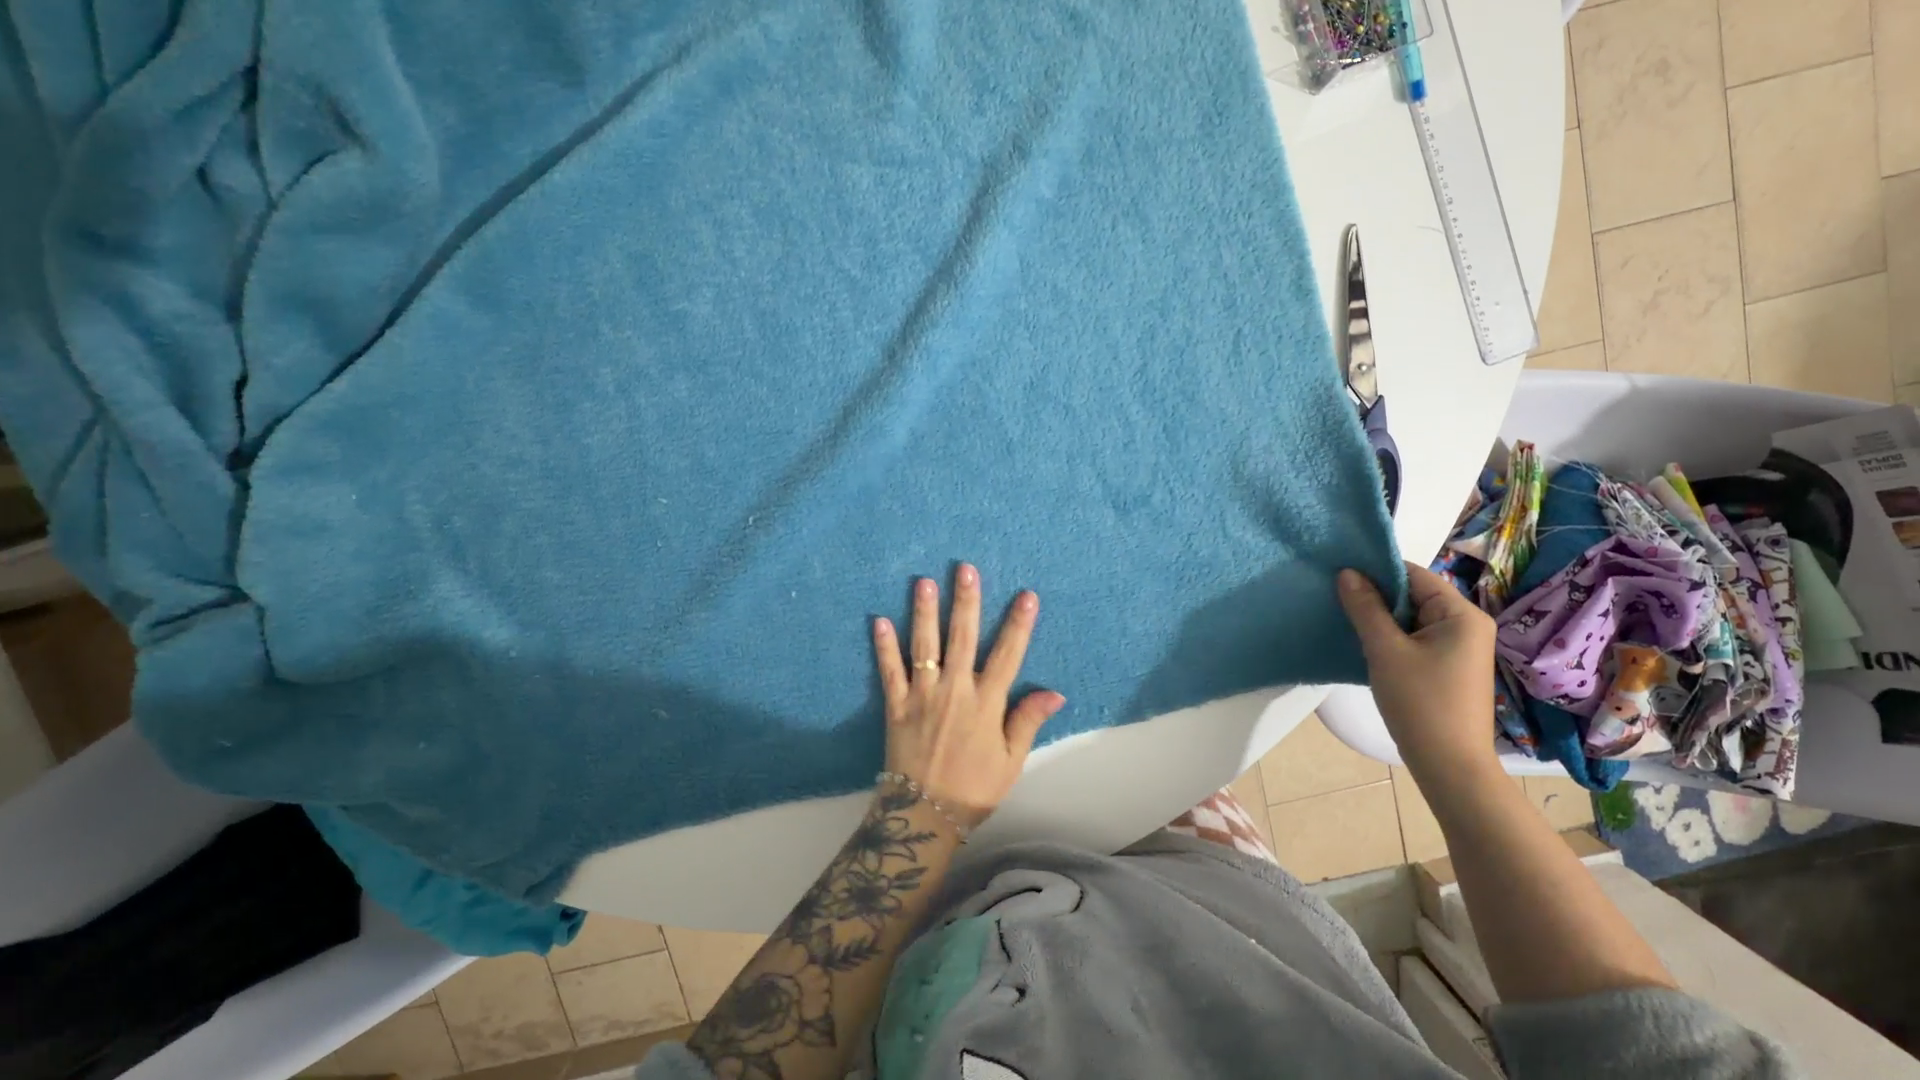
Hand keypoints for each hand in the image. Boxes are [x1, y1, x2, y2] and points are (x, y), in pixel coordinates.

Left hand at [872, 564, 1064, 826]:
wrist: (925, 813)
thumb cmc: (975, 788)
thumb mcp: (1011, 760)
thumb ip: (1027, 721)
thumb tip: (1055, 692)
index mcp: (987, 703)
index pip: (1007, 655)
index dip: (1018, 624)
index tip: (1027, 596)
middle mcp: (955, 691)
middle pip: (963, 638)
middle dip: (966, 601)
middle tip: (965, 568)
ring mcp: (923, 695)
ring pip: (924, 645)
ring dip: (924, 612)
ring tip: (923, 582)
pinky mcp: (896, 706)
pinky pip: (889, 671)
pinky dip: (884, 646)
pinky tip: (879, 621)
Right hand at [1336, 562, 1499, 777]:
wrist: (1450, 766)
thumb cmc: (1420, 704)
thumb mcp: (1385, 651)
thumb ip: (1366, 608)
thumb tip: (1347, 572)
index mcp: (1462, 615)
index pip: (1415, 575)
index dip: (1378, 572)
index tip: (1340, 574)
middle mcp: (1468, 625)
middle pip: (1415, 596)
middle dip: (1377, 597)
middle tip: (1337, 599)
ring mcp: (1462, 649)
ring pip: (1413, 620)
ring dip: (1382, 620)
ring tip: (1347, 622)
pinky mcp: (1451, 668)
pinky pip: (1417, 640)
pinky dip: (1393, 640)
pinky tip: (1367, 647)